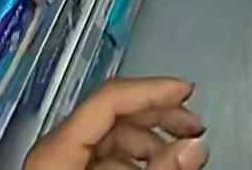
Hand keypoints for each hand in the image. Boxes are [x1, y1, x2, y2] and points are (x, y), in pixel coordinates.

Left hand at [24, 76, 207, 169]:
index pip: (110, 99)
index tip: (187, 92)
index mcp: (58, 148)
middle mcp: (56, 150)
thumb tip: (195, 144)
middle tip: (195, 125)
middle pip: (112, 116)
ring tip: (182, 156)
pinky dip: (134, 165)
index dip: (151, 90)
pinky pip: (104, 163)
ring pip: (111, 140)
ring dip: (150, 142)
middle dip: (157, 116)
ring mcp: (60, 169)